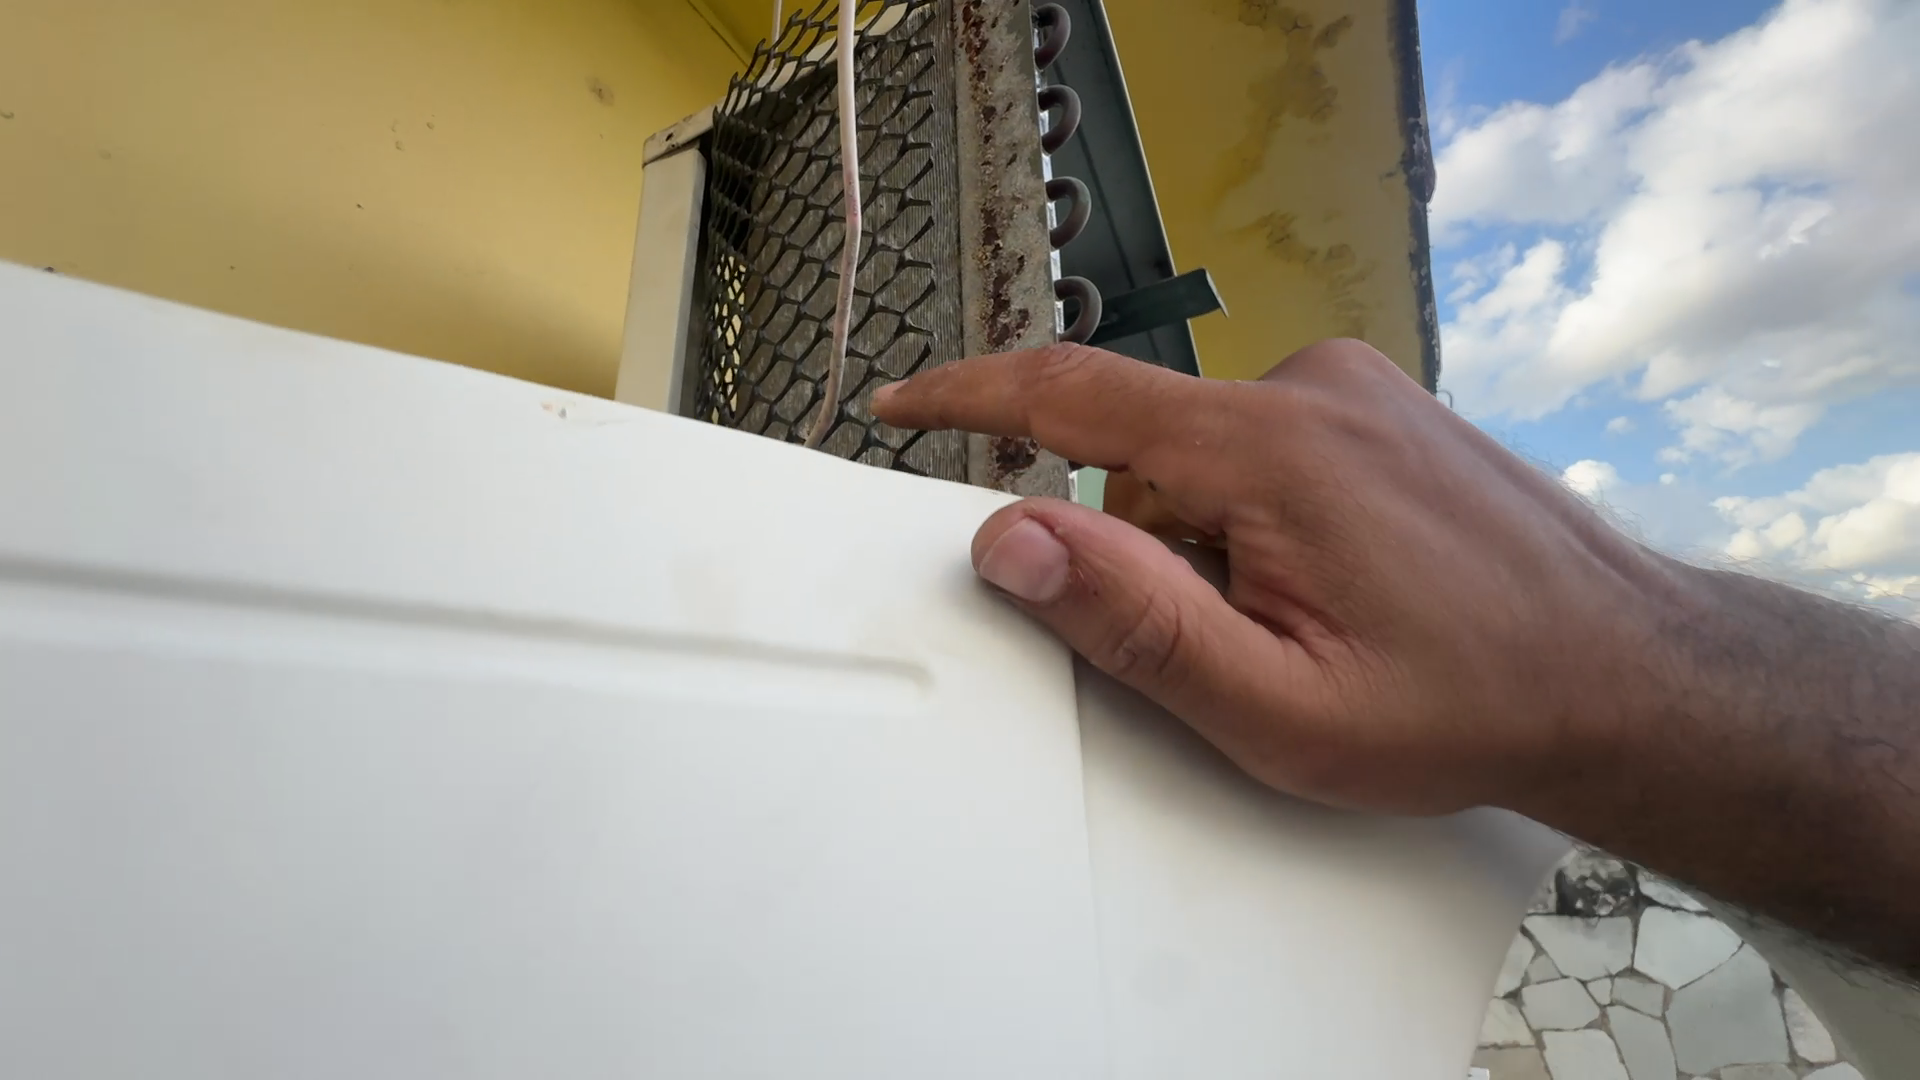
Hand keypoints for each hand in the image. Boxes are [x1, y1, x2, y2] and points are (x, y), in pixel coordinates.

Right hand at [873, 340, 1684, 817]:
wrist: (1637, 676)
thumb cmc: (1462, 705)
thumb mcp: (1273, 704)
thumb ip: (1131, 620)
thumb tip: (1008, 539)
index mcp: (1263, 452)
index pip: (1070, 393)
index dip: (968, 396)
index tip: (901, 403)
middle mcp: (1301, 388)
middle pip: (1136, 462)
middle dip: (1146, 556)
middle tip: (1241, 638)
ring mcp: (1340, 387)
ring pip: (1191, 466)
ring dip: (1205, 547)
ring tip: (1304, 618)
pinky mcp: (1361, 403)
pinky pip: (1245, 453)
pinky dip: (1243, 518)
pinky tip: (1329, 575)